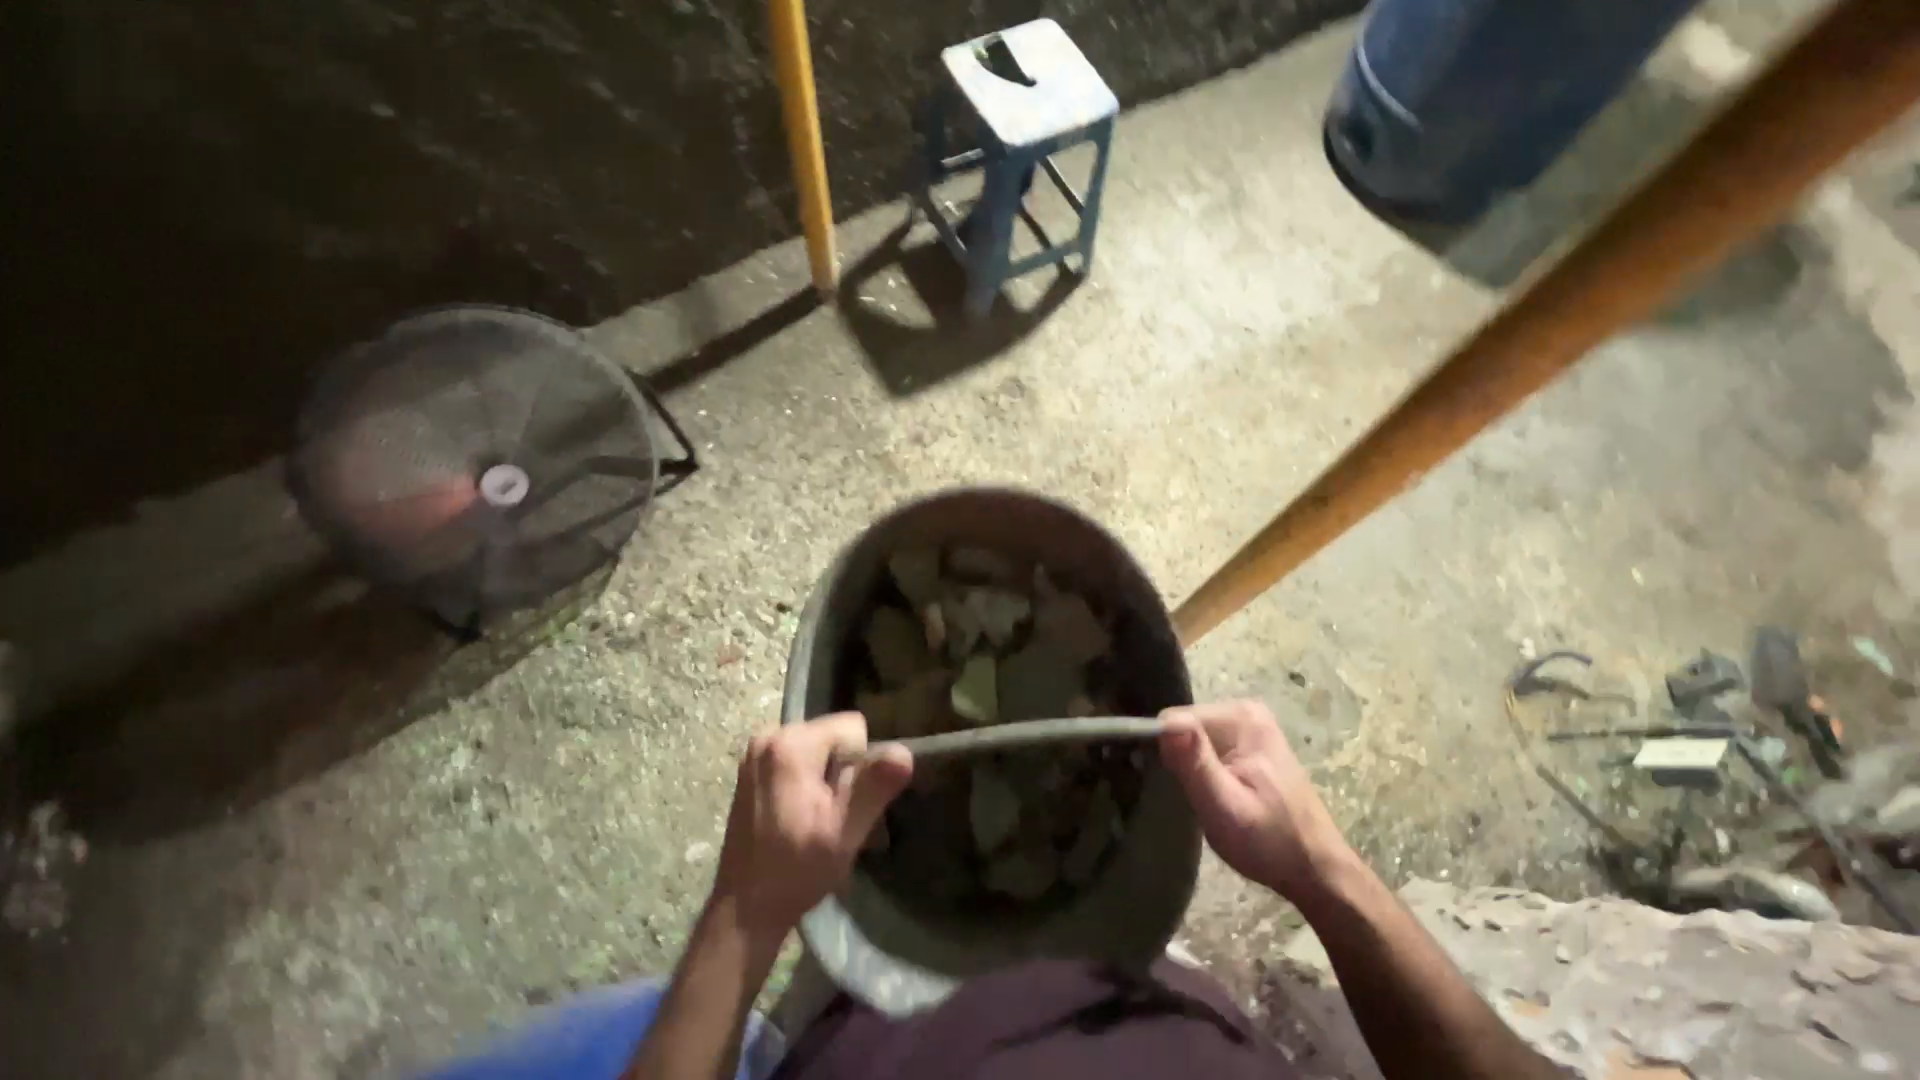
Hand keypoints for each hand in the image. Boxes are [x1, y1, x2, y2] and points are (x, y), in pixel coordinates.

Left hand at [709, 712, 912, 940]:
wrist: (745, 907)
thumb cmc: (797, 869)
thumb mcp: (845, 830)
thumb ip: (874, 786)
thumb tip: (905, 751)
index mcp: (791, 743)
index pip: (853, 728)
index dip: (861, 765)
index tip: (846, 804)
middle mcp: (769, 735)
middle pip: (834, 736)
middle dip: (844, 770)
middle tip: (834, 815)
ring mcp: (755, 752)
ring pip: (818, 749)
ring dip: (826, 778)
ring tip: (817, 819)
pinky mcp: (750, 769)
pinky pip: (797, 759)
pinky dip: (807, 781)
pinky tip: (800, 816)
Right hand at [1158, 700, 1350, 901]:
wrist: (1316, 868)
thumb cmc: (1270, 842)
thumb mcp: (1224, 807)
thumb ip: (1194, 763)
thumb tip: (1165, 722)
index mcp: (1241, 717)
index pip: (1172, 720)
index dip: (1167, 755)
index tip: (1183, 788)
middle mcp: (1246, 712)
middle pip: (1183, 728)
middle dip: (1183, 764)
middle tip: (1202, 799)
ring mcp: (1250, 727)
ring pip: (1192, 741)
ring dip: (1193, 772)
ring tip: (1211, 801)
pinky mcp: (1250, 745)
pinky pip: (1208, 750)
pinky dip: (1206, 774)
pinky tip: (1221, 797)